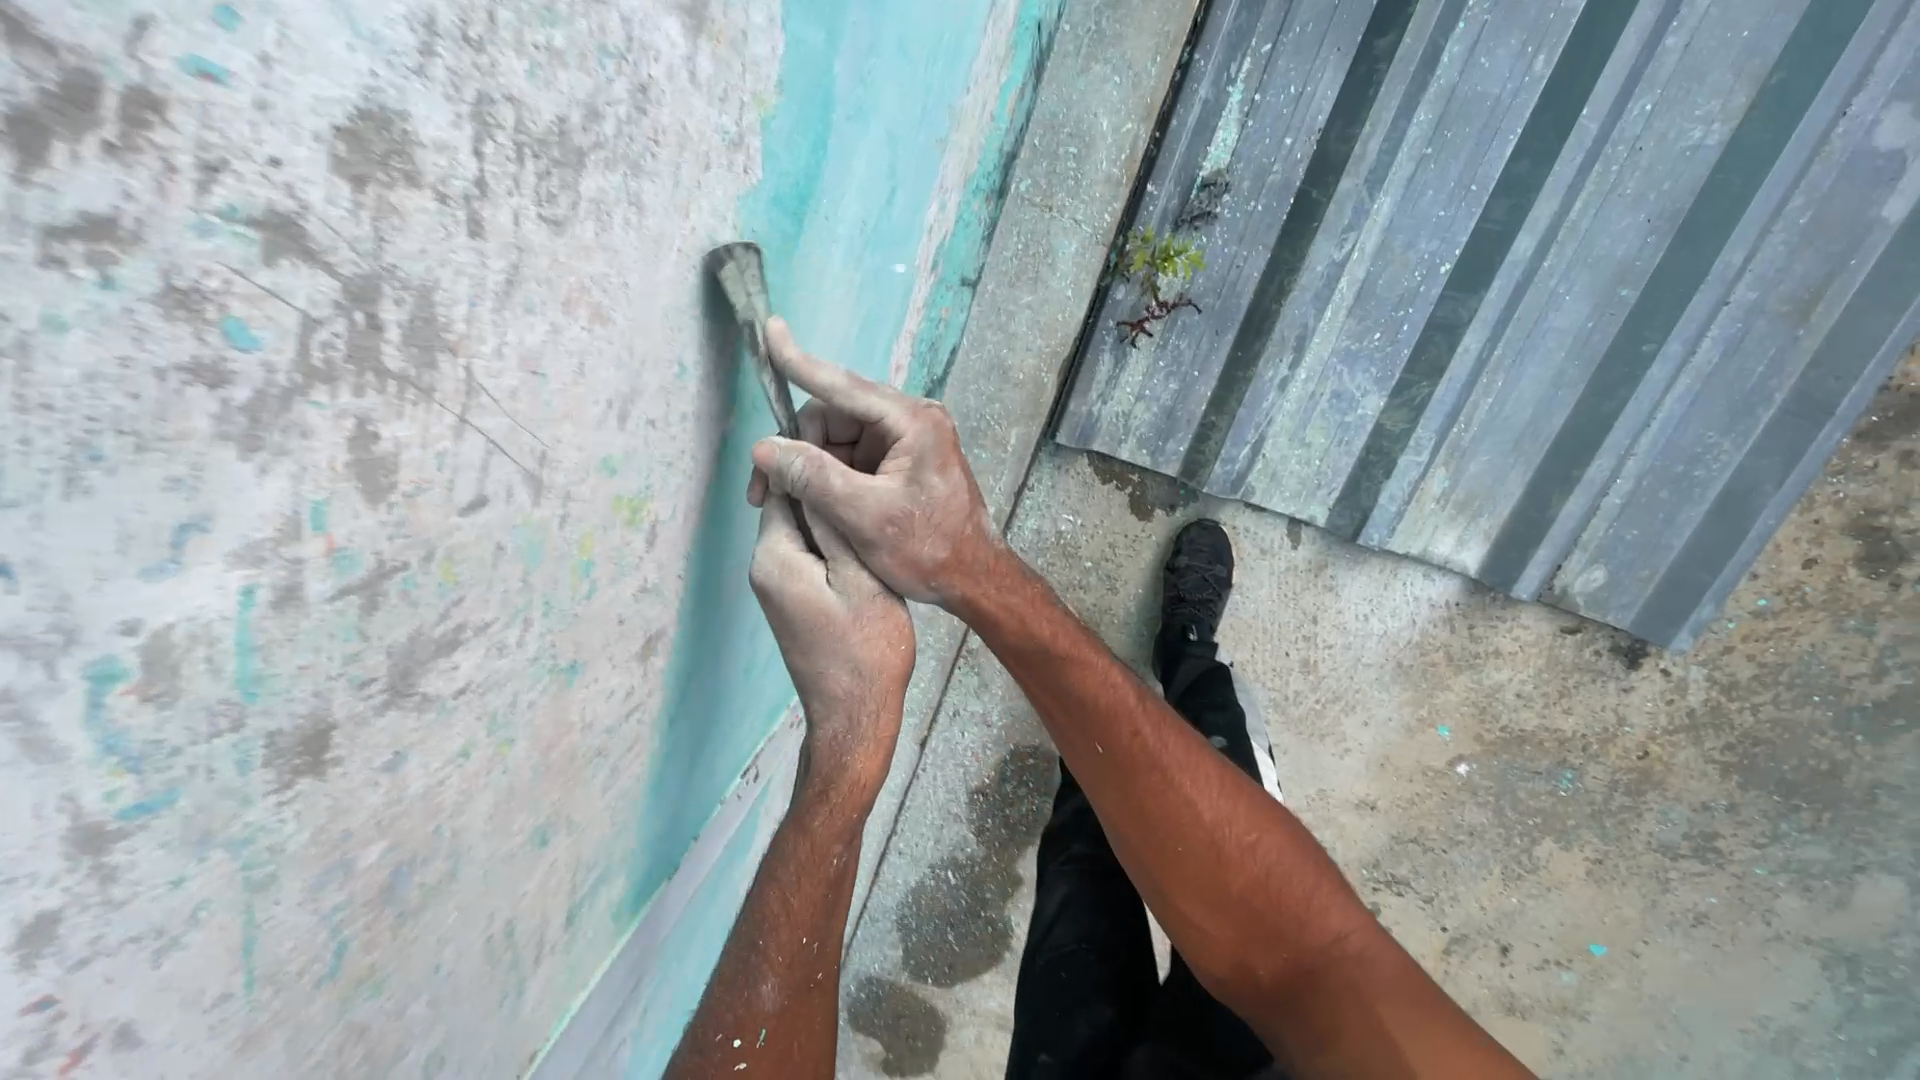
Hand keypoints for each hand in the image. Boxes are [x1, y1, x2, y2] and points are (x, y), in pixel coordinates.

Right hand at [745, 317, 1005, 608]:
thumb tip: (763, 448)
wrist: (971, 579)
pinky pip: (851, 458)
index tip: (769, 331)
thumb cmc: (928, 549)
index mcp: (912, 421)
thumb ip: (813, 478)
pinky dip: (827, 478)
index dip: (799, 362)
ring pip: (837, 439)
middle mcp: (911, 420)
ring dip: (809, 467)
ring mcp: (907, 441)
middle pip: (834, 416)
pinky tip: (812, 505)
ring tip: (787, 504)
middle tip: (766, 492)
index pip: (843, 386)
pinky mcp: (901, 462)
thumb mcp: (864, 516)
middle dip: (797, 448)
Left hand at [750, 493, 914, 795]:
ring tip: (876, 520)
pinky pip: (809, 555)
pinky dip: (834, 547)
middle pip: (793, 507)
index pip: (785, 486)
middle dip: (830, 495)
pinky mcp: (792, 600)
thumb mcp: (860, 577)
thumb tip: (813, 477)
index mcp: (775, 556)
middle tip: (876, 491)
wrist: (856, 714)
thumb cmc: (867, 648)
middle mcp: (764, 566)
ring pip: (804, 531)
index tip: (862, 463)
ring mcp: (776, 586)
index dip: (820, 467)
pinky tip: (866, 553)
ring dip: (836, 523)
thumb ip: (834, 526)